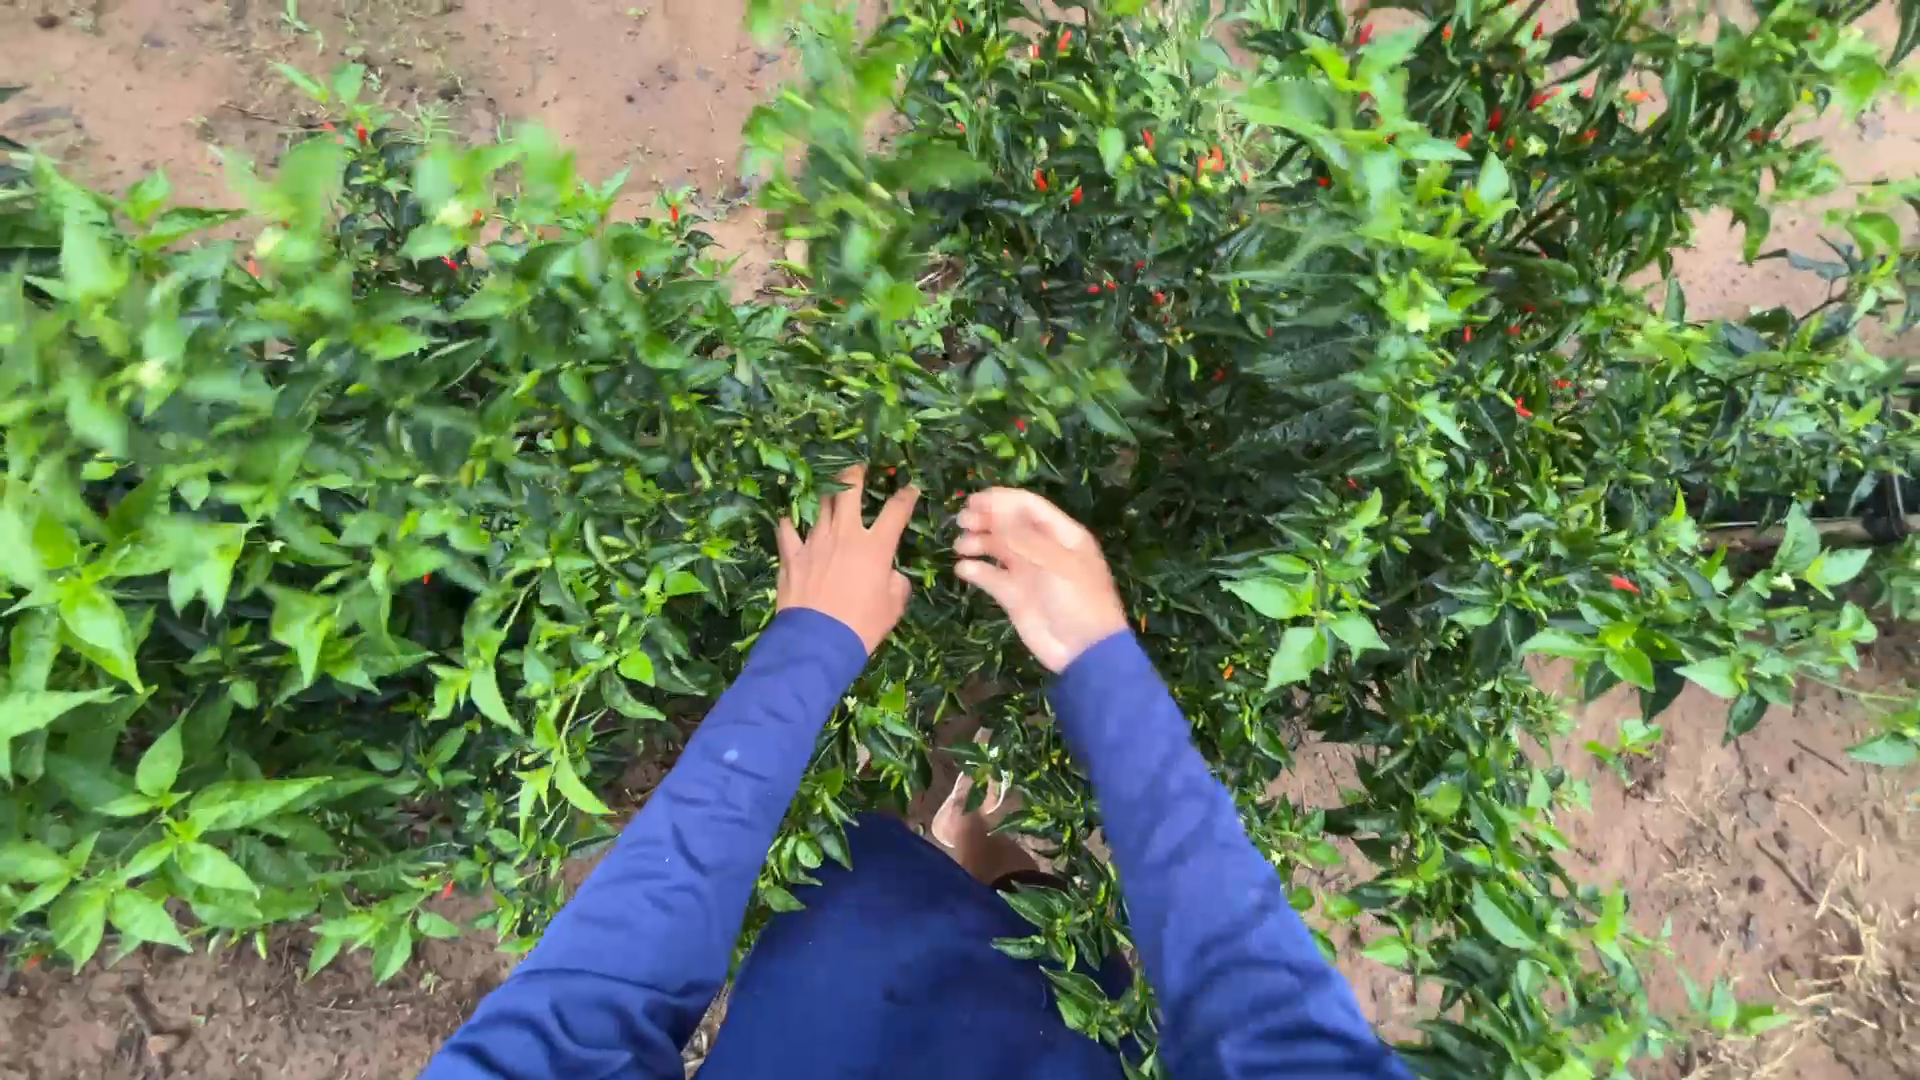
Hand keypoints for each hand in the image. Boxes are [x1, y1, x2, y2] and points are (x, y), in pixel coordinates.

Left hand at [776, 465, 920, 654]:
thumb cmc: (862, 625)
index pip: (896, 511)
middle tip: (857, 467)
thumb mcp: (893, 606)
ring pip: (819, 505)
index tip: (911, 488)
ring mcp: (814, 542)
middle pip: (848, 491)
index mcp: (875, 546)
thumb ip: (895, 583)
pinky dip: (788, 522)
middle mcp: (844, 535)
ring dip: (825, 494)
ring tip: (827, 488)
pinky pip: (787, 530)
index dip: (906, 496)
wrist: (818, 642)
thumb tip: (890, 575)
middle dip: (854, 474)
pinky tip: (787, 518)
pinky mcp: (791, 556)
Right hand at [952, 488, 1128, 672]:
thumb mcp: (1055, 562)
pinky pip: (991, 577)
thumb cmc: (1078, 599)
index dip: (1001, 500)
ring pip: (997, 548)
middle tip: (963, 520)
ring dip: (978, 542)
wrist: (1083, 650)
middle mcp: (1043, 549)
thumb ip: (1022, 537)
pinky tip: (963, 568)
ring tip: (960, 545)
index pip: (1029, 506)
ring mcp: (1028, 573)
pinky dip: (976, 570)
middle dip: (985, 519)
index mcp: (1062, 534)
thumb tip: (992, 513)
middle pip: (1009, 524)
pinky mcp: (1014, 596)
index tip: (974, 501)